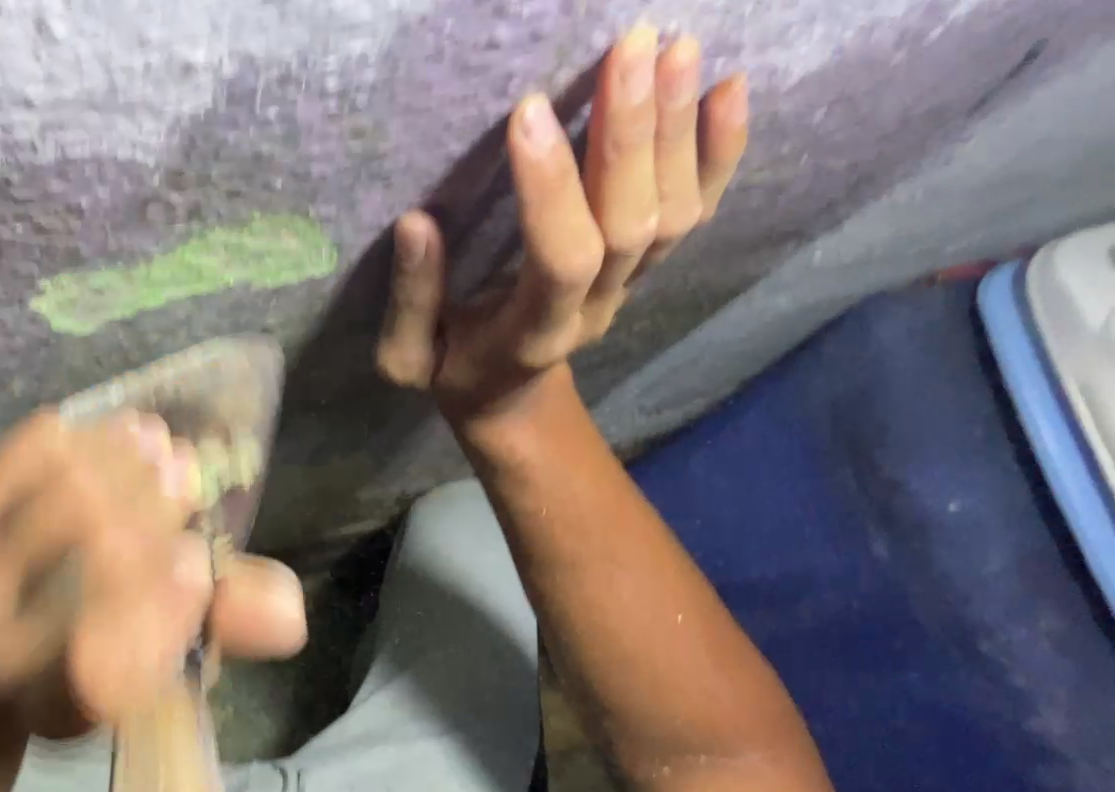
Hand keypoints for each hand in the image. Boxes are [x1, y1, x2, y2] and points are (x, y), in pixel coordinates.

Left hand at [0, 410, 306, 737]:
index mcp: (68, 699)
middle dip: (144, 512)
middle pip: (87, 567)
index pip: (116, 664)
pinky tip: (77, 430)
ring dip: (107, 468)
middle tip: (186, 469)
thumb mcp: (167, 658)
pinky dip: (42, 449)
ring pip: (51, 512)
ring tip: (150, 439)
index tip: (197, 564)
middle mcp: (9, 650)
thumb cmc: (100, 644)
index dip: (161, 612)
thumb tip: (289, 614)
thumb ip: (226, 630)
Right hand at [377, 25, 749, 425]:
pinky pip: (697, 212)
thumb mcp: (408, 358)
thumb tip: (416, 224)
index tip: (527, 112)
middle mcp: (594, 310)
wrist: (510, 397)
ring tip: (673, 50)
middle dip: (631, 135)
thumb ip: (411, 301)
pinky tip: (728, 87)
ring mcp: (628, 288)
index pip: (561, 259)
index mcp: (532, 334)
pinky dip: (720, 151)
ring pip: (674, 212)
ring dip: (677, 129)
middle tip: (629, 49)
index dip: (551, 190)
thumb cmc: (450, 371)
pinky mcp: (645, 268)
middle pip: (632, 223)